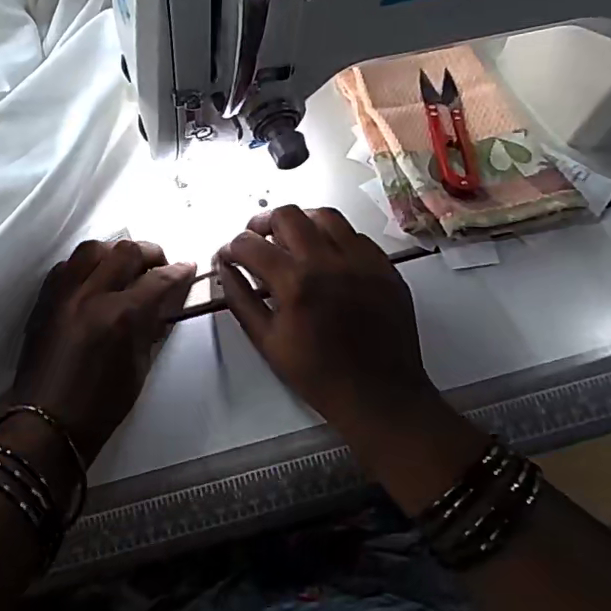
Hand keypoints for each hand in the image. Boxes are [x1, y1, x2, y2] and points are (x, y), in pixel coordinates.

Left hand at [10, 240, 195, 464]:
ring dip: (115, 252)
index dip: (178, 272)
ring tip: (126, 267)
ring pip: (92, 249)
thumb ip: (152, 327)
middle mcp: (89, 295)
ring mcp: (62, 293)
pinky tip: (95, 279)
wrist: (47, 422)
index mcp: (119, 316)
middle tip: (160, 266)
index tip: (187, 269)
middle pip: (126, 252)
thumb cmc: (99, 406)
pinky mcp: (44, 299)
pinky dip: (86, 265)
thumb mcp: (139, 367)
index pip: (157, 279)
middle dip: (151, 254)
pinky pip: (68, 265)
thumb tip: (165, 302)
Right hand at [215, 206, 438, 432]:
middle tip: (255, 239)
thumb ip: (240, 299)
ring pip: (325, 215)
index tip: (229, 255)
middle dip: (262, 223)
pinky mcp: (385, 268)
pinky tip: (325, 257)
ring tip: (290, 240)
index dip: (232, 246)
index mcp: (296, 283)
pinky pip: (355, 236)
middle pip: (288, 215)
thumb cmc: (318, 375)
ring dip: (300, 222)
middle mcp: (330, 262)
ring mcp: (363, 261)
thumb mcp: (267, 341)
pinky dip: (333, 238)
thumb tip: (225, 269)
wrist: (379, 395)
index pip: (251, 244)